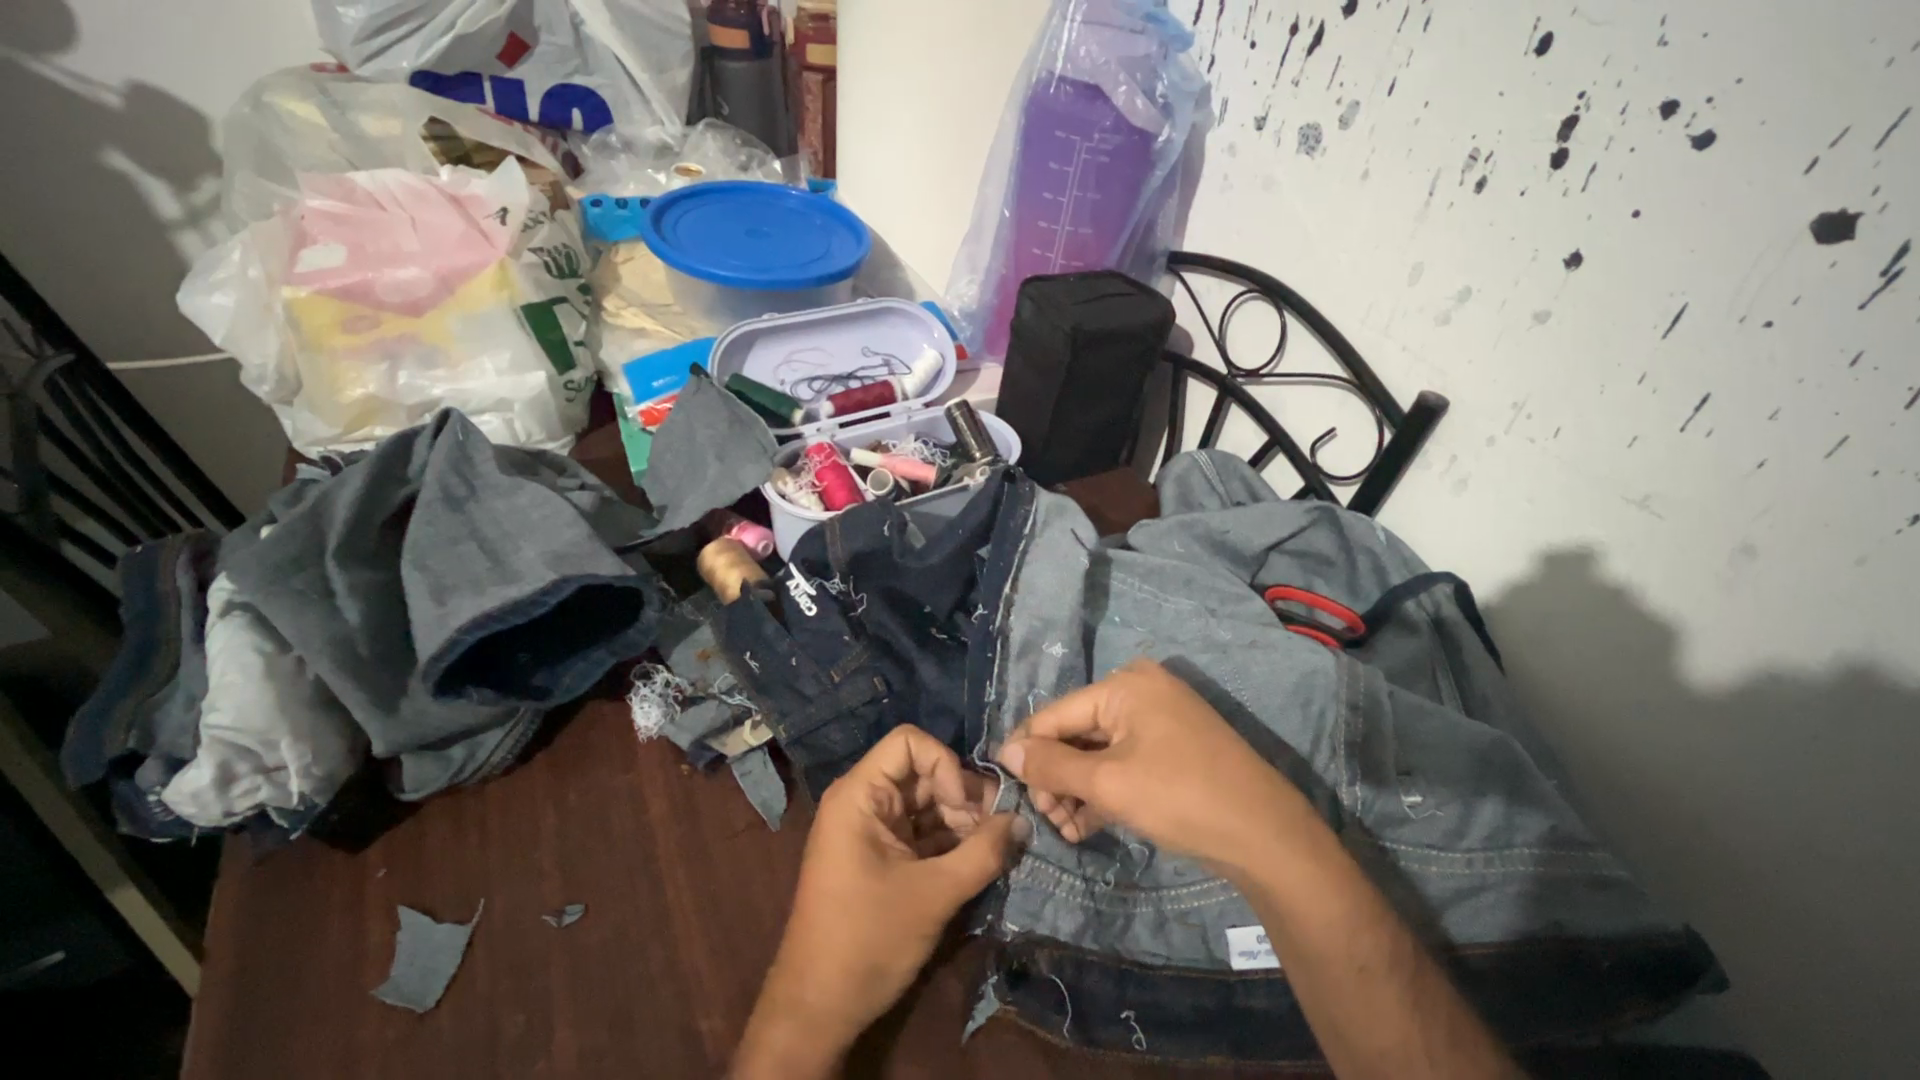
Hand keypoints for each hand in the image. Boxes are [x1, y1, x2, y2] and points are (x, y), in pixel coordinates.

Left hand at [733, 726, 1029, 1078]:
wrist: (820, 1005)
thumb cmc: (869, 939)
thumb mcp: (934, 893)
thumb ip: (984, 852)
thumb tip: (1024, 820)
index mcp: (859, 795)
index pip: (909, 742)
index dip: (946, 764)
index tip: (967, 808)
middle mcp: (864, 803)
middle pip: (923, 773)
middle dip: (964, 796)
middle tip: (1000, 830)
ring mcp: (872, 831)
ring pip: (927, 804)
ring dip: (963, 822)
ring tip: (994, 850)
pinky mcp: (882, 859)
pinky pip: (922, 833)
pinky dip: (951, 842)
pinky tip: (980, 862)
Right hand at [997, 659, 1309, 873]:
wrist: (1265, 836)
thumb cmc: (1180, 798)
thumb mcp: (1107, 783)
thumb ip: (1051, 765)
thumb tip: (1004, 752)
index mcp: (1124, 685)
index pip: (1053, 715)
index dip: (1027, 754)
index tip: (1009, 793)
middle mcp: (1139, 691)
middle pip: (1074, 734)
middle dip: (1055, 779)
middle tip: (1048, 821)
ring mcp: (1159, 720)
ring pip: (1096, 753)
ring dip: (1075, 791)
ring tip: (1066, 832)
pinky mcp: (1171, 750)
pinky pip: (1122, 763)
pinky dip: (1102, 792)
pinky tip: (1085, 828)